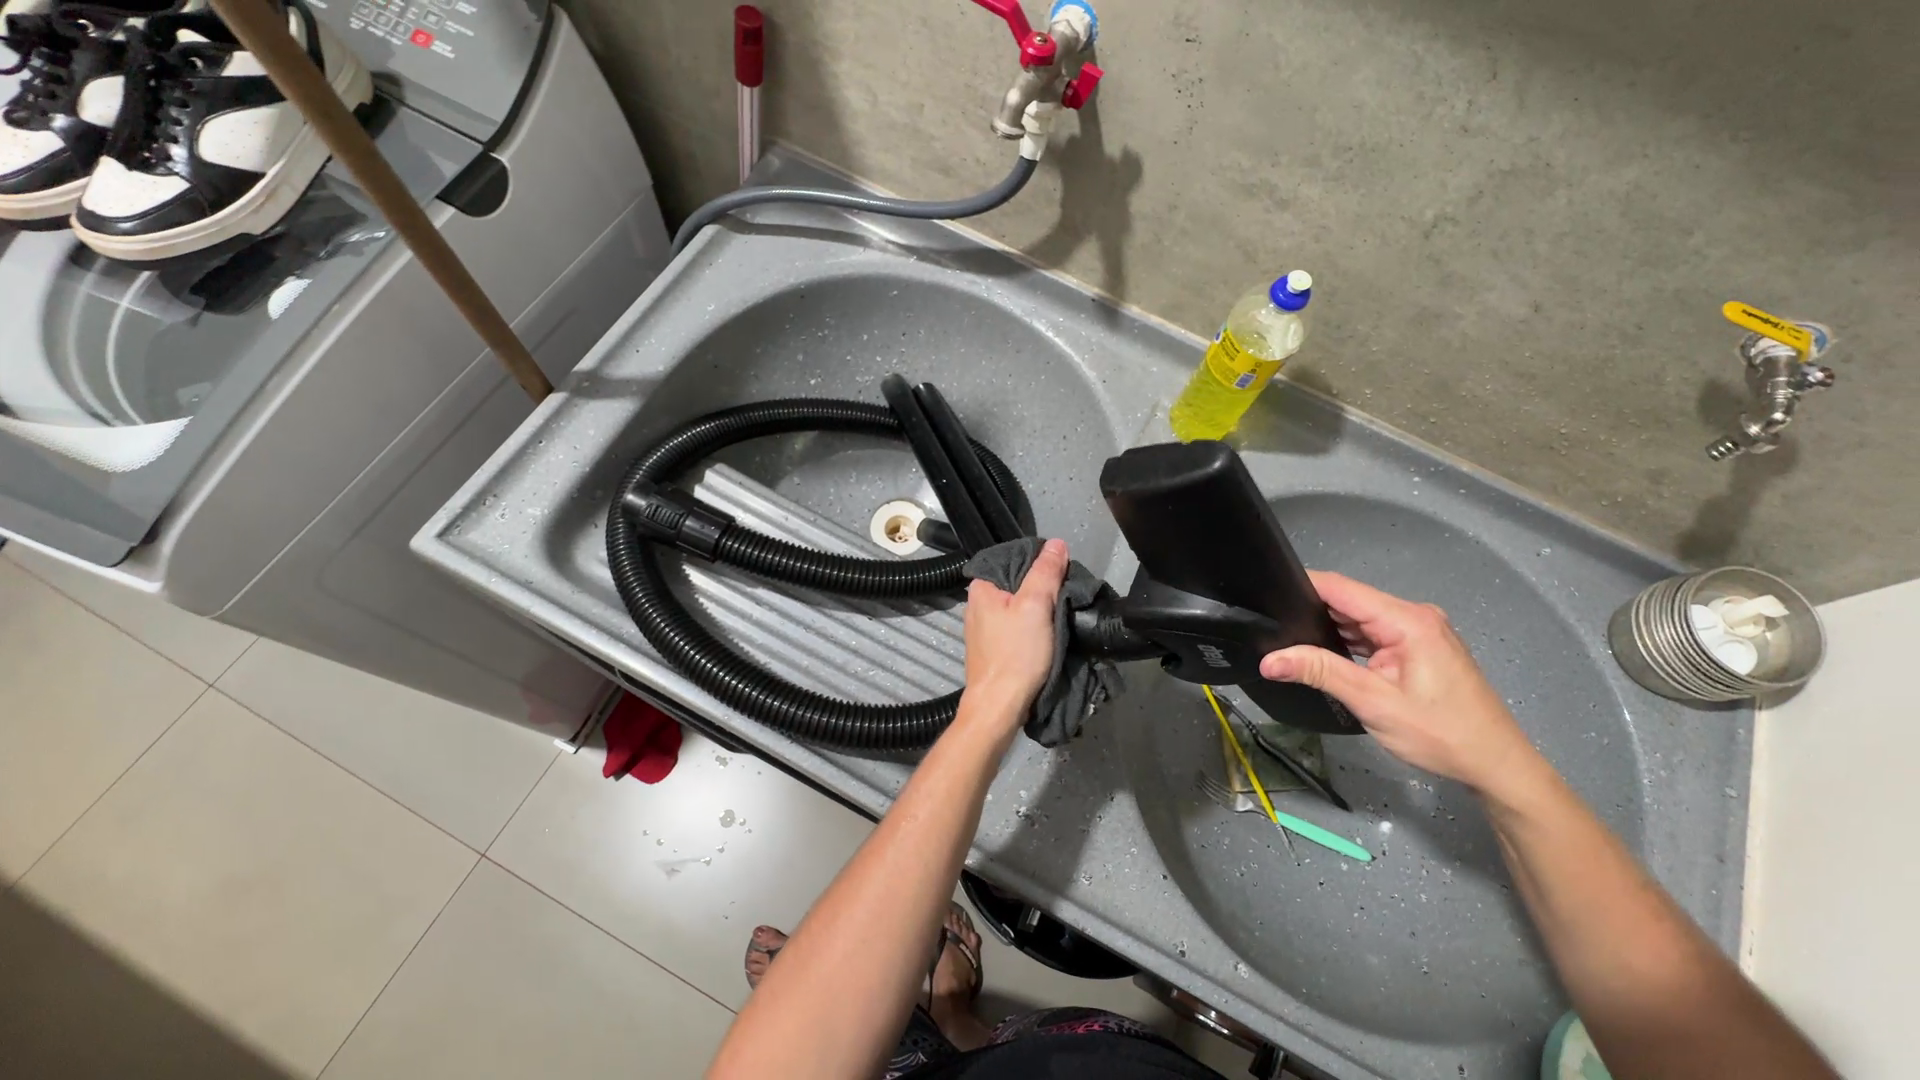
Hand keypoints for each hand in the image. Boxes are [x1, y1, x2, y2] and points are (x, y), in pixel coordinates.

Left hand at [962, 539, 1068, 720]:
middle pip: (1018, 583)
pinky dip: (1034, 628)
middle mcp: (977, 604)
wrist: (999, 706)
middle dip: (1043, 588)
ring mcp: (984, 628)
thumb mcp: (1036, 606)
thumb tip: (1056, 544)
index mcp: (981, 587)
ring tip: (1062, 614)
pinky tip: (1049, 634)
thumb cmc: (1016, 654)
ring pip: (1020, 607)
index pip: (1014, 559)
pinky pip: (1018, 627)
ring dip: (1041, 610)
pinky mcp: (994, 648)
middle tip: (1068, 595)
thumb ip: (1046, 573)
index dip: (1041, 563)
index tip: (1063, 574)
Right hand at [1259, 570, 1538, 792]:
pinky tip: (1326, 658)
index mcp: (1407, 620)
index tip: (1264, 596)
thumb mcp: (1373, 702)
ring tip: (1288, 644)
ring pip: (1360, 620)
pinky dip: (1350, 644)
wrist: (1496, 764)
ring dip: (1329, 631)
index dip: (1301, 586)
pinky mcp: (1420, 648)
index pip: (1341, 587)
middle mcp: (1415, 616)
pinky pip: (1375, 635)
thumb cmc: (1439, 733)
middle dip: (1310, 612)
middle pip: (1349, 601)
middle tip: (1270, 630)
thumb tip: (1268, 660)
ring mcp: (1420, 631)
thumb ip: (1319, 672)